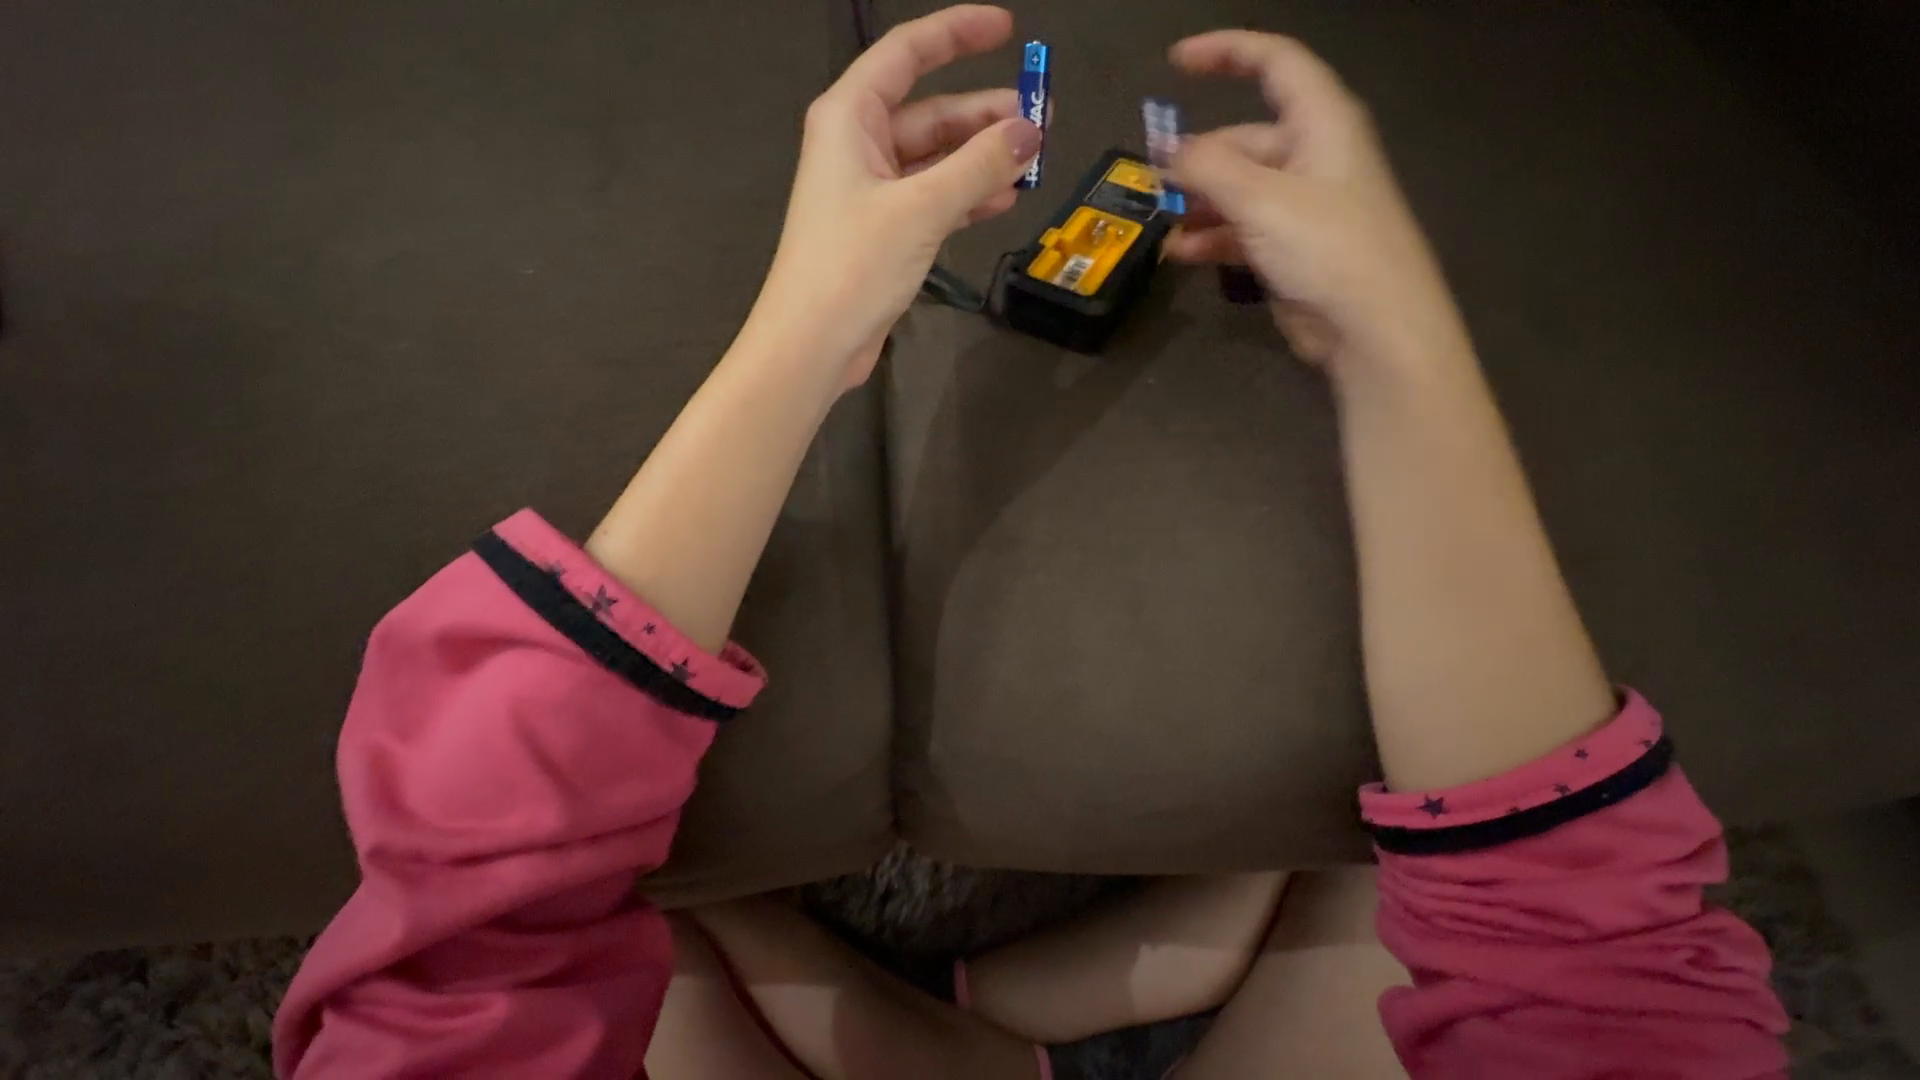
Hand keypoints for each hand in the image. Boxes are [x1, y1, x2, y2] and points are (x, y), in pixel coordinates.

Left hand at [749, 4, 1041, 390]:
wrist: (813, 344)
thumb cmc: (853, 265)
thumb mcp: (921, 208)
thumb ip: (979, 166)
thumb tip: (1031, 133)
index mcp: (850, 117)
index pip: (907, 53)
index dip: (957, 34)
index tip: (1009, 29)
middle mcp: (858, 145)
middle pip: (931, 111)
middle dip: (985, 114)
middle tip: (1043, 121)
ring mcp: (871, 192)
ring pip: (936, 159)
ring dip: (982, 160)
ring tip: (1034, 162)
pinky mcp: (884, 232)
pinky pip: (933, 199)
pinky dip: (967, 197)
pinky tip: (1004, 200)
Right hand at [1164, 31, 1466, 377]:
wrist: (1372, 326)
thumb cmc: (1327, 248)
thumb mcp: (1262, 199)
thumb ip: (1209, 169)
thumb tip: (1167, 151)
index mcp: (1321, 123)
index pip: (1274, 63)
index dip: (1226, 52)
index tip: (1175, 63)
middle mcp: (1313, 156)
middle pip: (1245, 139)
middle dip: (1199, 158)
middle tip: (1155, 181)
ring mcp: (1302, 207)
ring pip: (1239, 190)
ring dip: (1200, 204)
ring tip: (1163, 223)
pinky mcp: (1291, 250)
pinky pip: (1242, 231)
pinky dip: (1212, 239)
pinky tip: (1182, 255)